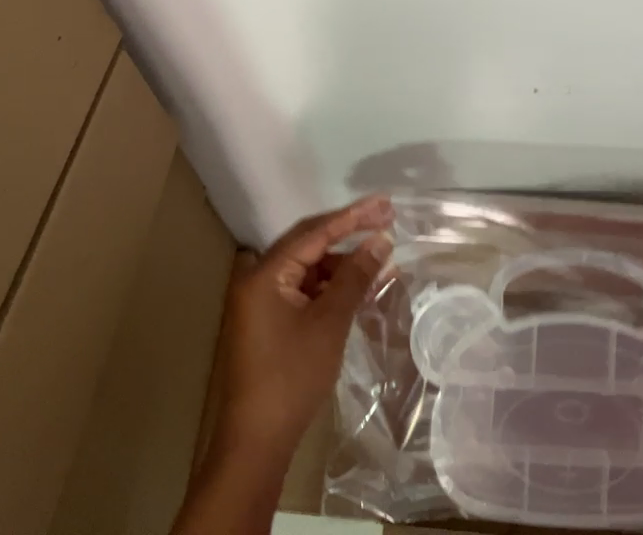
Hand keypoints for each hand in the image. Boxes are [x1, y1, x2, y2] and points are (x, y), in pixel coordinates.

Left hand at [175, 197, 394, 533]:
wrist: (256, 439)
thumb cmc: (292, 375)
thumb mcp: (330, 321)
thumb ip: (355, 276)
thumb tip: (381, 241)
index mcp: (264, 274)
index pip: (314, 232)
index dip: (353, 216)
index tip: (385, 204)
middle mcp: (256, 280)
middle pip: (307, 244)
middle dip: (347, 232)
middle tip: (386, 219)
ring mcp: (259, 302)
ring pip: (307, 268)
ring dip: (341, 262)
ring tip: (379, 259)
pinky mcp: (267, 322)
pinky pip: (302, 289)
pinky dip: (330, 285)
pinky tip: (357, 287)